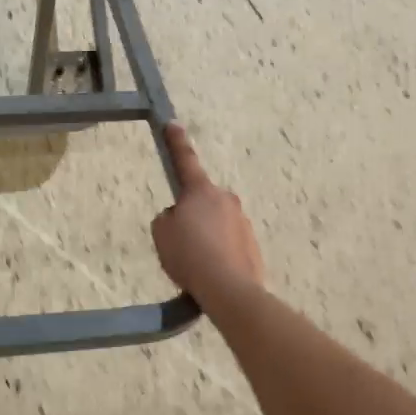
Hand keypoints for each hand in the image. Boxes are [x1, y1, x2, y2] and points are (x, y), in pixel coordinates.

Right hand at [152, 123, 262, 306]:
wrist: (230, 291)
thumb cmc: (189, 255)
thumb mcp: (161, 232)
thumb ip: (167, 218)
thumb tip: (180, 219)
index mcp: (201, 191)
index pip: (185, 159)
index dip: (176, 141)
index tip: (172, 123)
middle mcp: (226, 199)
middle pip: (203, 199)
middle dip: (193, 212)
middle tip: (180, 238)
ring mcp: (243, 222)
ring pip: (217, 223)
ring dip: (207, 235)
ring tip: (196, 263)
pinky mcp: (254, 247)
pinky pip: (230, 243)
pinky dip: (221, 253)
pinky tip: (212, 273)